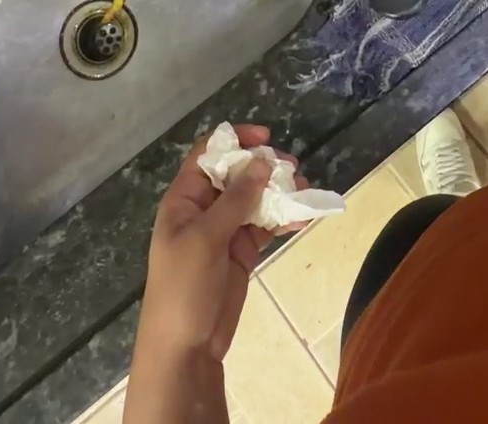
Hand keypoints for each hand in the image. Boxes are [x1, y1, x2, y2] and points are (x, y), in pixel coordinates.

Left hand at [136, 124, 301, 362]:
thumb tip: (262, 162)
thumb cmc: (183, 288)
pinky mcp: (241, 251)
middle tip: (293, 169)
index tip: (266, 137)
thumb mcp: (206, 239)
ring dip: (279, 193)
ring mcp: (224, 230)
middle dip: (264, 168)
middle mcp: (204, 209)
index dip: (234, 140)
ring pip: (255, 199)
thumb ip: (235, 200)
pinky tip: (303, 218)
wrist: (184, 349)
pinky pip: (265, 225)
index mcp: (184, 199)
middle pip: (237, 174)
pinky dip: (283, 219)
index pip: (208, 154)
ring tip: (304, 194)